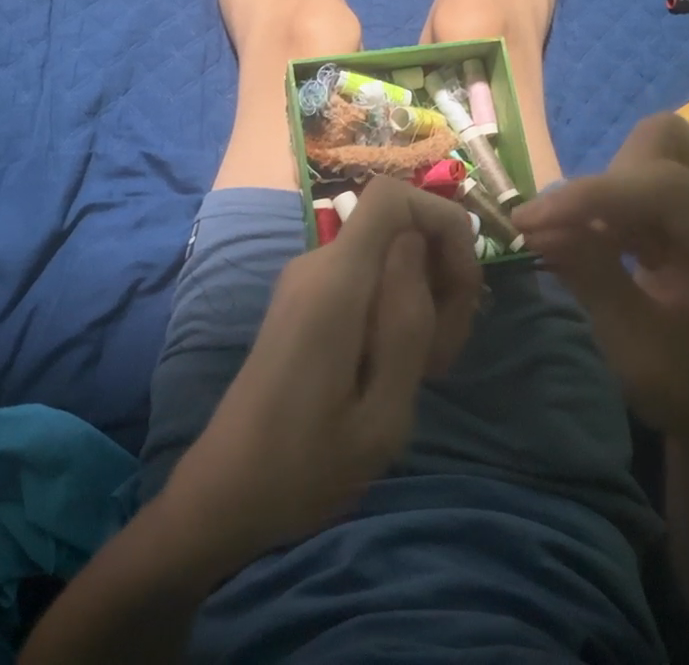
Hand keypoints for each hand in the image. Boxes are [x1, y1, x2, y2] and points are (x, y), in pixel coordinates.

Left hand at [159, 175, 482, 566]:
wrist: (226, 493)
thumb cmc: (308, 467)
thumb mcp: (382, 414)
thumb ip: (407, 323)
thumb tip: (416, 245)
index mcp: (334, 284)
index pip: (392, 196)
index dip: (442, 222)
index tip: (462, 291)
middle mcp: (316, 266)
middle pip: (398, 228)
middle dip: (441, 276)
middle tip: (443, 356)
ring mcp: (305, 283)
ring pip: (387, 256)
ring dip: (422, 302)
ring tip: (424, 373)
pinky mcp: (304, 304)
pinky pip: (366, 280)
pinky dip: (396, 312)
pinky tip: (398, 370)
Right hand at [512, 112, 688, 444]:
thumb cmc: (685, 394)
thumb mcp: (630, 343)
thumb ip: (588, 272)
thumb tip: (534, 222)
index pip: (667, 187)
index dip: (591, 195)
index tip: (528, 219)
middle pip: (669, 145)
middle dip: (607, 185)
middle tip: (572, 235)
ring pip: (662, 150)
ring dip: (613, 190)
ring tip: (595, 243)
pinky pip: (661, 173)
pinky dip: (622, 200)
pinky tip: (609, 241)